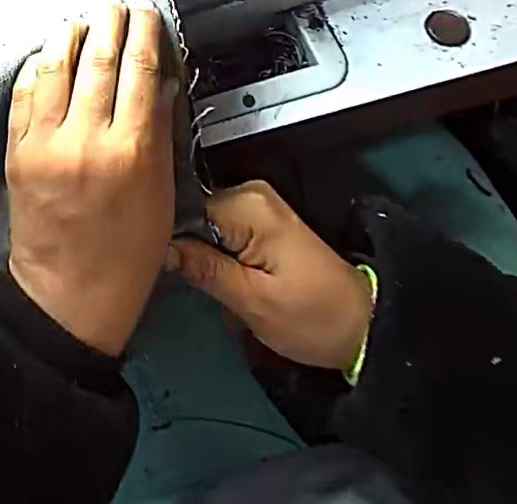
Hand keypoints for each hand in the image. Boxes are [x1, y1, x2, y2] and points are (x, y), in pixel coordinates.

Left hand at [7, 3, 177, 355]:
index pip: (140, 70)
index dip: (145, 33)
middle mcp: (85, 139)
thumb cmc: (127, 252)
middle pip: (99, 61)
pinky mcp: (15, 153)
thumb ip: (159, 131)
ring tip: (80, 18)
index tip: (147, 14)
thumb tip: (160, 83)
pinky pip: (23, 96)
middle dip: (110, 23)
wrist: (67, 297)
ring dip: (69, 35)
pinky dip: (36, 68)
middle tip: (116, 4)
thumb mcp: (159, 192)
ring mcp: (44, 144)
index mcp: (130, 149)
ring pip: (56, 69)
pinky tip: (46, 54)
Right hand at [168, 181, 372, 371]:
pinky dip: (215, 256)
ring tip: (206, 287)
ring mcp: (257, 206)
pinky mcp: (260, 221)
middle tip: (190, 286)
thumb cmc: (312, 315)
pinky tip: (221, 280)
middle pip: (193, 214)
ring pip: (203, 226)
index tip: (158, 268)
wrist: (358, 322)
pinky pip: (221, 231)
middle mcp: (251, 194)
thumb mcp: (252, 300)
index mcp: (248, 204)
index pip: (186, 208)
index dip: (168, 239)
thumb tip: (161, 248)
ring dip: (200, 257)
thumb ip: (204, 269)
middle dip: (185, 250)